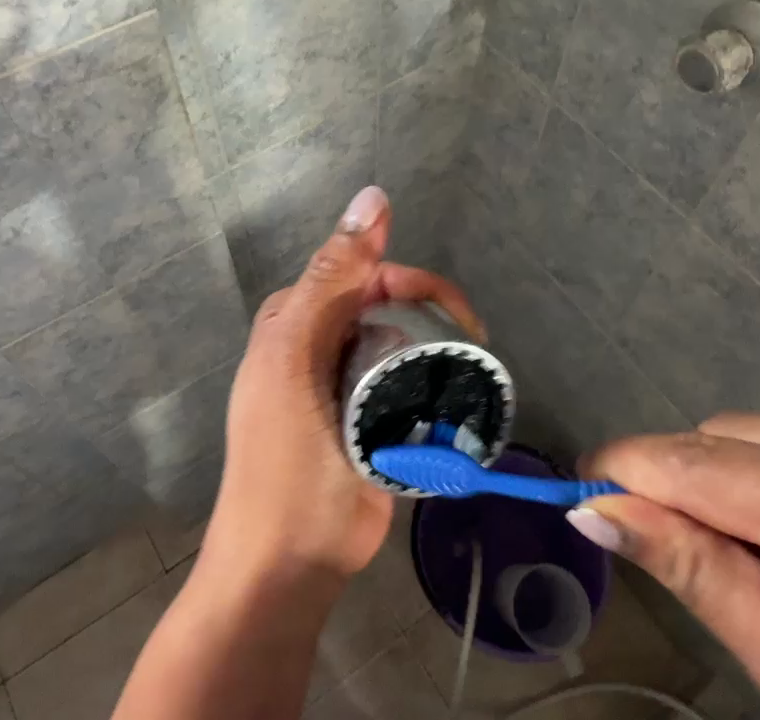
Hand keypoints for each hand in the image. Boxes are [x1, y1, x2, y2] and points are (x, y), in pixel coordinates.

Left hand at [202, 185, 485, 580]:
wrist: (290, 562)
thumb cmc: (285, 460)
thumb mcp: (298, 358)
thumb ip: (334, 278)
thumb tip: (372, 196)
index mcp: (297, 320)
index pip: (364, 273)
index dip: (412, 283)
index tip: (457, 315)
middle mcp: (322, 345)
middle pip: (392, 308)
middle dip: (434, 321)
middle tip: (474, 347)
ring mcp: (349, 387)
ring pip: (408, 348)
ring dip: (439, 359)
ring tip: (471, 380)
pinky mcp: (373, 425)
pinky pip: (413, 390)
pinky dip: (436, 394)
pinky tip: (458, 407)